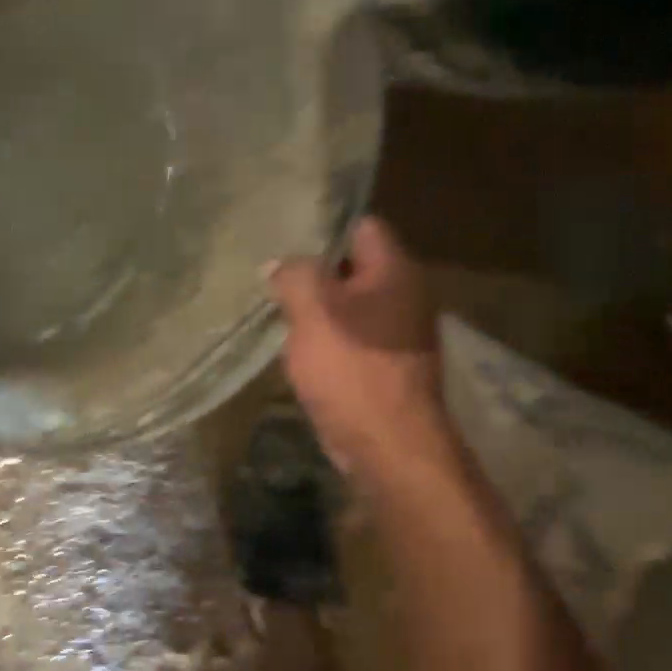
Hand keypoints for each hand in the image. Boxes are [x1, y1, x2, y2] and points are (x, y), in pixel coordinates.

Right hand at [267, 217, 445, 469]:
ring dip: (313, 303)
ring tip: (270, 300)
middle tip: (267, 266)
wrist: (388, 446)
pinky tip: (290, 339)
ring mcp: (396, 333)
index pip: (361, 226)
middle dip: (311, 266)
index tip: (281, 230)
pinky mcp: (383, 364)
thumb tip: (279, 265)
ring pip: (346, 301)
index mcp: (397, 271)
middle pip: (352, 264)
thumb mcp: (313, 308)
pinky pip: (347, 334)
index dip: (322, 224)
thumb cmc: (353, 368)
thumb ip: (293, 274)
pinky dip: (321, 334)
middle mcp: (405, 295)